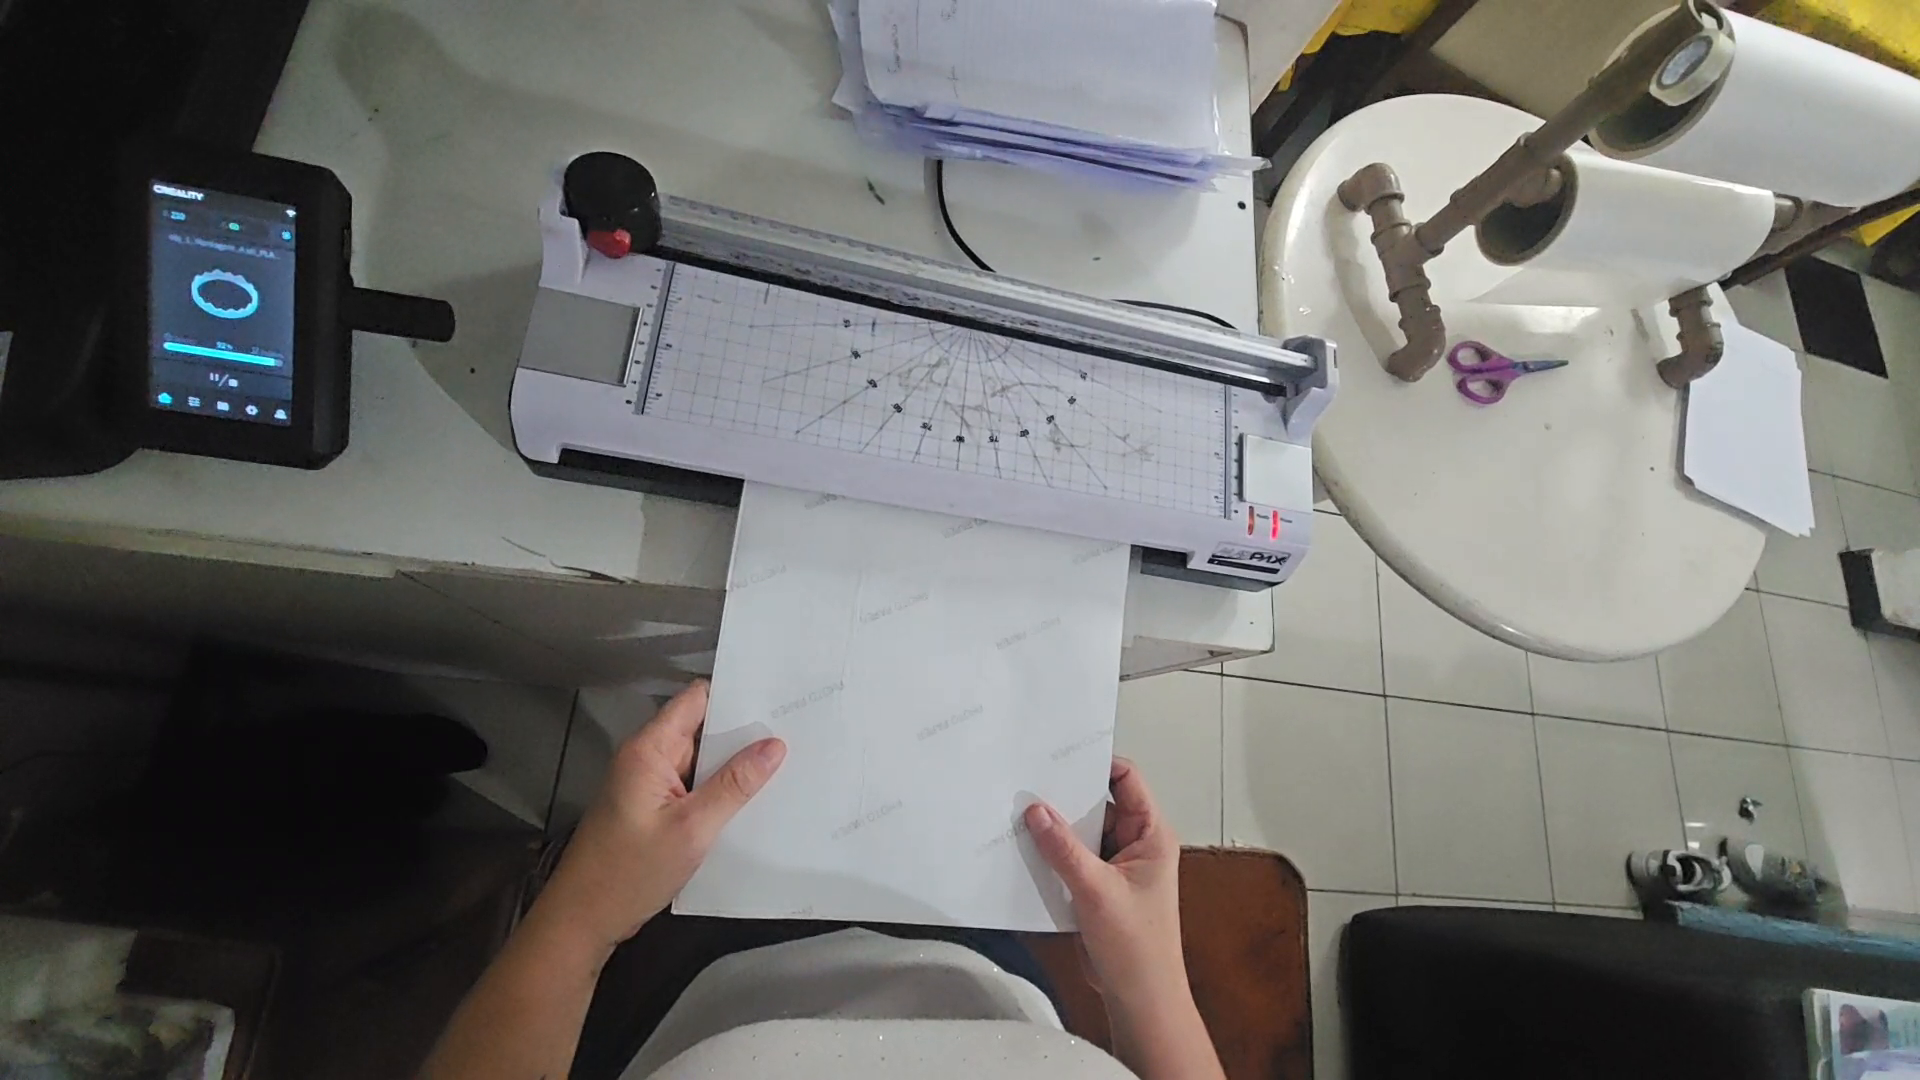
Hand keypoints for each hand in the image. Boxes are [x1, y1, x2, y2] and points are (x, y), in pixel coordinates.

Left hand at [535, 681, 786, 953]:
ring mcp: (648, 781)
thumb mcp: (692, 829)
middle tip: (792, 731)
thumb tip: (775, 745)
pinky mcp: (652, 804)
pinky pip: (692, 781)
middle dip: (742, 730)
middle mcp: (647, 756)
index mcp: (649, 749)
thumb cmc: (630, 873)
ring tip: (782, 761)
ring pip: (700, 756)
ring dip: (732, 761)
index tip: (777, 699)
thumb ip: (734, 785)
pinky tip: (750, 795)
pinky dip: (718, 785)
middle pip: (701, 724)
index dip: (736, 695)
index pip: (697, 698)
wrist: (580, 924)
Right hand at [1025, 757, 1185, 1008]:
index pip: (1126, 778)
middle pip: (1098, 801)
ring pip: (1081, 829)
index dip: (1097, 761)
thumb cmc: (1133, 946)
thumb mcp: (1096, 891)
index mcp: (1150, 833)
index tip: (1059, 753)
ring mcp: (1114, 863)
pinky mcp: (1095, 883)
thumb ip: (1063, 848)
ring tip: (1016, 804)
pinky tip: (1021, 841)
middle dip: (1066, 792)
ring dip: (1055, 822)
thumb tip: (1033, 808)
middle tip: (1027, 776)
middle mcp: (1133, 841)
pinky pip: (1071, 853)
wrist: (1139, 1003)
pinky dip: (1050, 848)